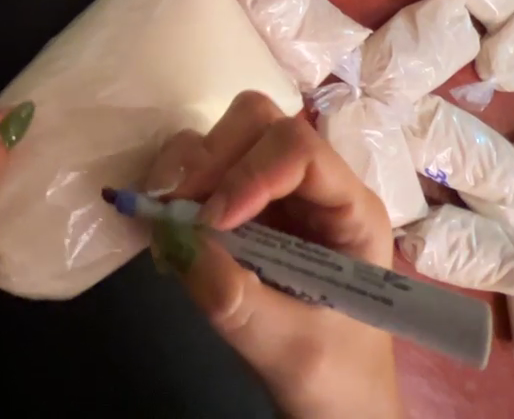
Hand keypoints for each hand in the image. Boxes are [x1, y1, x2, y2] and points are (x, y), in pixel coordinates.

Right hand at [145, 91, 401, 418]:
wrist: (333, 405)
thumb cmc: (335, 379)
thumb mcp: (292, 352)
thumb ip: (239, 301)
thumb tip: (183, 245)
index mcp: (348, 209)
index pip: (300, 150)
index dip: (251, 171)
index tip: (216, 222)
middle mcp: (309, 185)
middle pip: (258, 122)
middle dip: (213, 156)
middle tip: (180, 206)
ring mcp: (271, 188)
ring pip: (225, 133)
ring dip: (188, 165)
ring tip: (168, 214)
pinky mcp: (236, 199)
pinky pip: (199, 162)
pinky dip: (174, 179)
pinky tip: (165, 218)